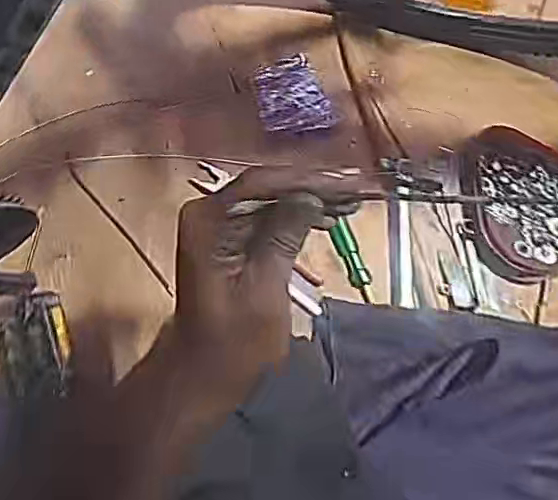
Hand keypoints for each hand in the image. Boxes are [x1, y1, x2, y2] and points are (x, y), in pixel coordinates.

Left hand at [169, 167, 366, 393]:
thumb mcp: (264, 290)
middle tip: (354, 190)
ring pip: (271, 200)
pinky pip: (268, 218)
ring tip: (349, 204)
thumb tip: (311, 196)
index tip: (342, 183)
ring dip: (309, 201)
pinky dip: (297, 218)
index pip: (261, 183)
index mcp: (208, 219)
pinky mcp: (231, 238)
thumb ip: (284, 236)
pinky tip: (327, 220)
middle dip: (312, 189)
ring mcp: (219, 224)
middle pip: (267, 187)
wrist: (202, 377)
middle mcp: (210, 212)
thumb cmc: (231, 344)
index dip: (305, 181)